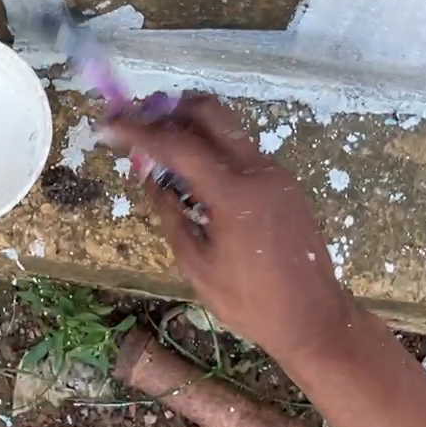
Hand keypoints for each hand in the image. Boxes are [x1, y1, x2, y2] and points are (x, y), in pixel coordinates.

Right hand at [105, 94, 354, 356]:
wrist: (314, 318)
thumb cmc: (251, 302)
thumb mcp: (197, 264)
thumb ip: (171, 214)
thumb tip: (151, 179)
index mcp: (233, 192)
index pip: (178, 144)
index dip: (139, 130)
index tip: (110, 124)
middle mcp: (257, 169)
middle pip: (210, 111)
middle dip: (169, 108)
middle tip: (140, 122)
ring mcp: (276, 172)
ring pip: (228, 127)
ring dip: (191, 127)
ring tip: (161, 150)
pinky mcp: (284, 182)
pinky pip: (241, 151)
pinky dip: (213, 149)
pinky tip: (195, 176)